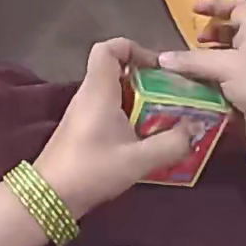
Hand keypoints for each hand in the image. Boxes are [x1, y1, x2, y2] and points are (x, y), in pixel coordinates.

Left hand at [34, 39, 194, 216]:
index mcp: (98, 90)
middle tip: (171, 97)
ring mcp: (83, 112)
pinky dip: (129, 116)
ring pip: (114, 92)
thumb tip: (195, 129)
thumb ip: (172, 143)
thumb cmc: (91, 170)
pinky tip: (144, 138)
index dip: (134, 48)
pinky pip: (109, 110)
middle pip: (117, 70)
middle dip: (146, 80)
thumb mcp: (138, 160)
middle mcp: (89, 95)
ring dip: (140, 101)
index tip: (157, 69)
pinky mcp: (82, 129)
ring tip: (164, 119)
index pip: (109, 48)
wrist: (50, 197)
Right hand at [157, 0, 245, 148]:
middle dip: (210, 34)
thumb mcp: (226, 66)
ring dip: (204, 60)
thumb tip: (162, 58)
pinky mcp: (242, 95)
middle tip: (192, 40)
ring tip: (186, 64)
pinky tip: (190, 85)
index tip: (194, 9)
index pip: (239, 9)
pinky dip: (205, 81)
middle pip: (230, 33)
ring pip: (222, 59)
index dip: (218, 5)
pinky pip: (219, 82)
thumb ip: (193, 61)